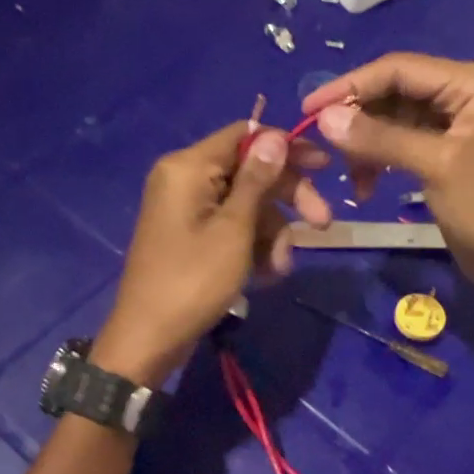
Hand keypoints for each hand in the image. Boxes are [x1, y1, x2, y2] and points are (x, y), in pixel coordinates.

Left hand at [94, 121, 330, 385]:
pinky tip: (265, 276)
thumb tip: (275, 136)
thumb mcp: (234, 230)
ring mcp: (186, 211)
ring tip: (279, 270)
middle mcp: (184, 180)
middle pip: (250, 173)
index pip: (245, 136)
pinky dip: (251, 248)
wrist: (150, 338)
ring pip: (245, 206)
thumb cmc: (193, 281)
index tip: (324, 166)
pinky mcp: (190, 238)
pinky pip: (230, 229)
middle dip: (287, 201)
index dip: (287, 148)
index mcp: (188, 167)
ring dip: (271, 235)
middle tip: (322, 225)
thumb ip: (257, 181)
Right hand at [302, 54, 473, 304]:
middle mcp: (463, 92)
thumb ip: (380, 138)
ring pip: (392, 119)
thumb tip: (325, 118)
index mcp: (471, 82)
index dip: (350, 86)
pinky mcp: (443, 151)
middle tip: (322, 145)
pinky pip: (400, 143)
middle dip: (357, 118)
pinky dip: (380, 160)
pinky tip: (366, 186)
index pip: (398, 69)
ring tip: (351, 177)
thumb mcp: (434, 166)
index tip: (308, 109)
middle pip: (393, 91)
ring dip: (366, 145)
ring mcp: (453, 122)